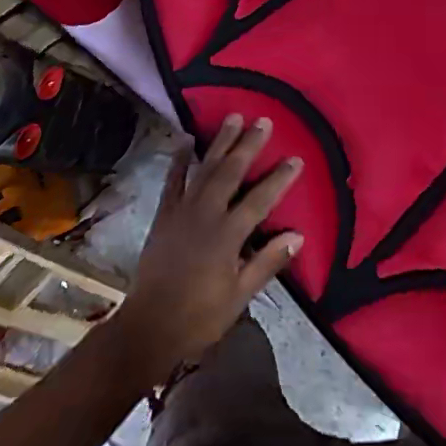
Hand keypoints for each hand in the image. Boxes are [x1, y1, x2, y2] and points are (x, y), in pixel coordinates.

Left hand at [110, 114, 303, 379]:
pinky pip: (172, 182)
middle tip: (263, 121)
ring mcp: (180, 214)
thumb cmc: (199, 316)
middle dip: (248, 146)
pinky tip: (185, 141)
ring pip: (203, 170)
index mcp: (226, 237)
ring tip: (232, 118)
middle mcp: (204, 217)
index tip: (295, 159)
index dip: (278, 179)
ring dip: (219, 143)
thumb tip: (297, 236)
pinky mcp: (163, 217)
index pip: (259, 200)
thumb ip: (267, 262)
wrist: (147, 328)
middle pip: (230, 173)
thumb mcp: (240, 295)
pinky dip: (178, 160)